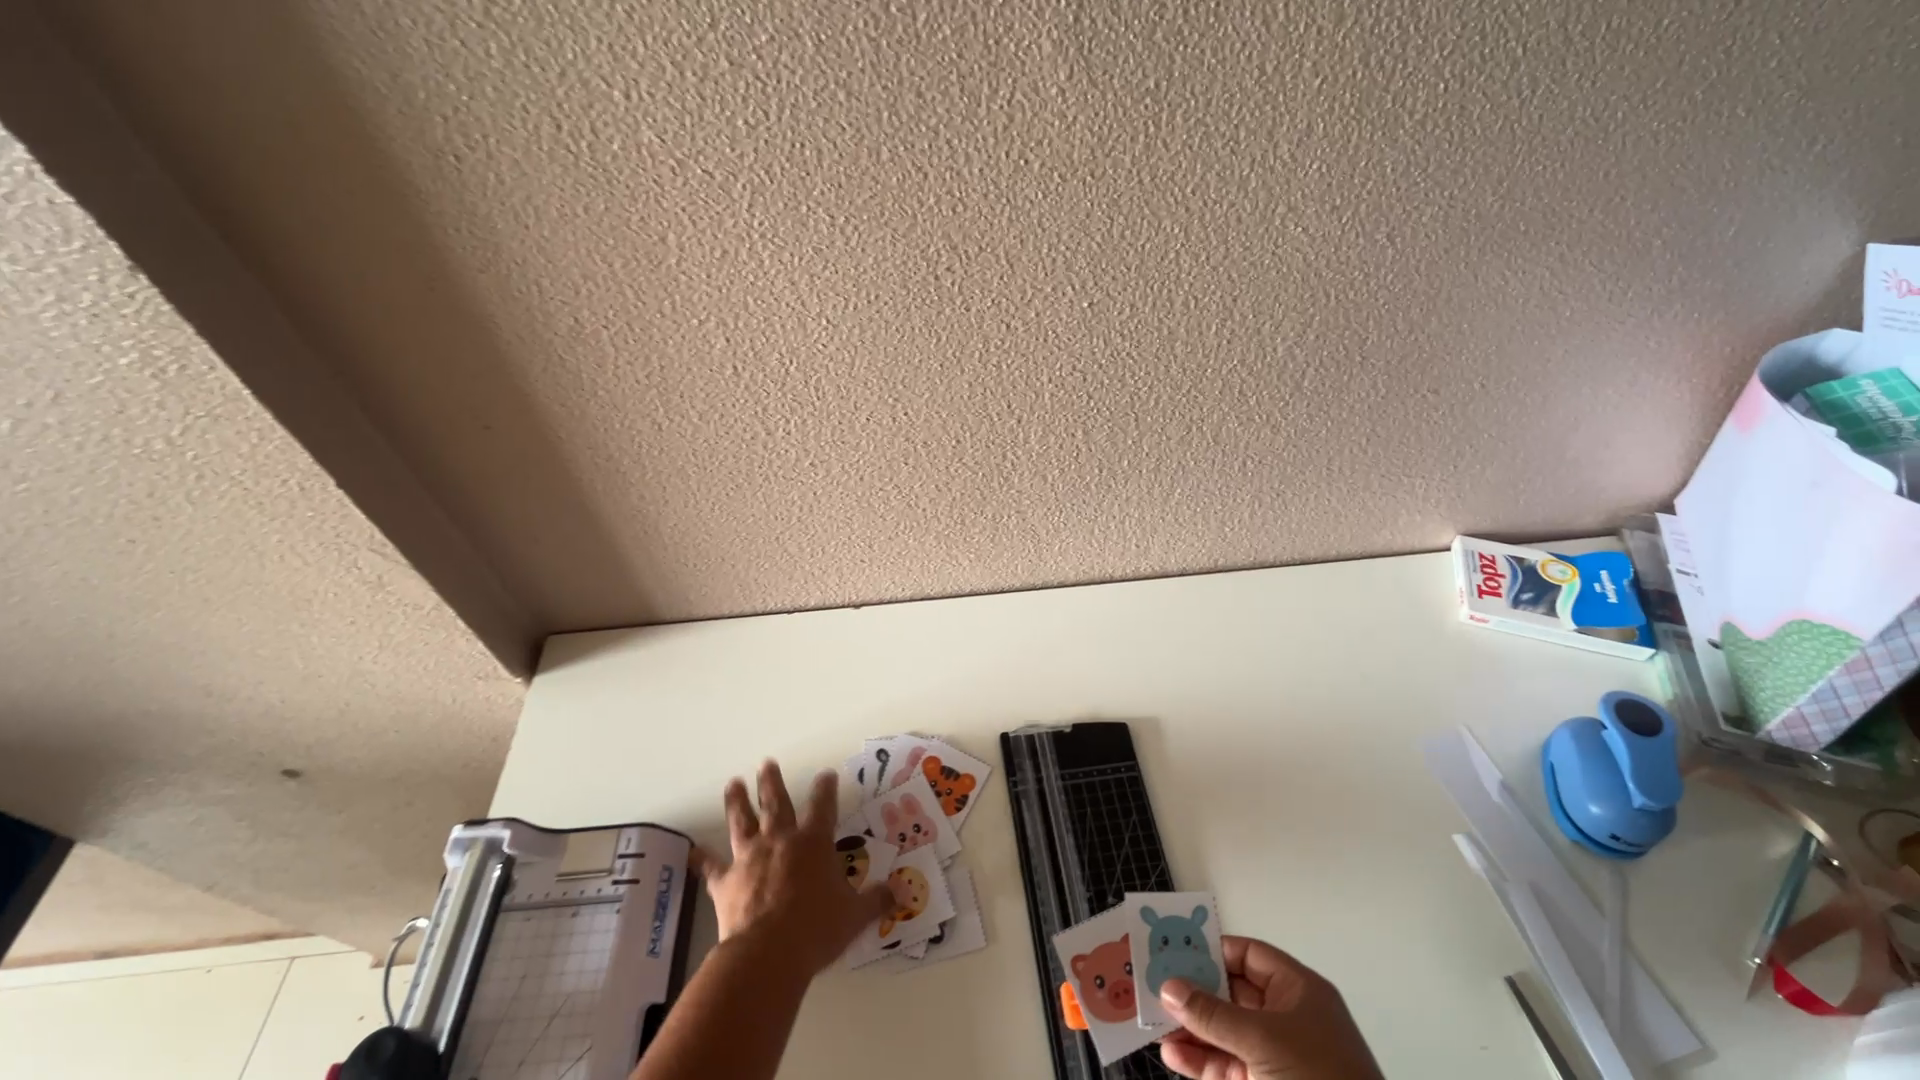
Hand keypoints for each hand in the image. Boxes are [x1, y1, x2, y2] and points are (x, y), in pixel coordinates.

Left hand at [696, 761, 894, 975]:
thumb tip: (899, 893)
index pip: (822, 806)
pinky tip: (691, 851)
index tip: (826, 774)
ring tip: (733, 783)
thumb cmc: (817, 929)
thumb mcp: (855, 916)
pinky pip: (710, 867)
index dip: (825, 788)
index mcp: (814, 843)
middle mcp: (780, 841)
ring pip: (741, 822)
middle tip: (766, 763)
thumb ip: (876, 900)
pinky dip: (701, 859)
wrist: (768, 952)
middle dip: (772, 782)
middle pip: (775, 804)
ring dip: (737, 801)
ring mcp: (748, 858)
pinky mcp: (725, 882)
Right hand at [1158, 936, 1382, 1079]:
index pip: (1250, 957)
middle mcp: (1286, 1019)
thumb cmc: (1317, 1078)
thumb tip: (1169, 986)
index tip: (1173, 950)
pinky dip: (1198, 1061)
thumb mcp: (1263, 1041)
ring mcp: (1274, 1057)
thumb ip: (1213, 1015)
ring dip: (1190, 1028)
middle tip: (1151, 983)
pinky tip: (1171, 1054)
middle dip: (1193, 990)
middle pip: (1232, 994)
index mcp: (1298, 992)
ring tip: (1152, 1020)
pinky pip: (1224, 1066)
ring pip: (1223, 1032)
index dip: (1213, 951)